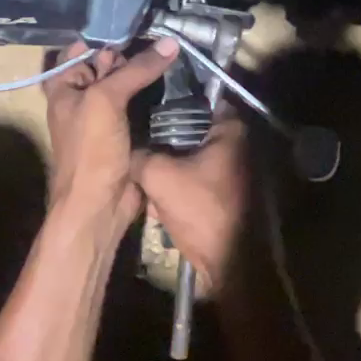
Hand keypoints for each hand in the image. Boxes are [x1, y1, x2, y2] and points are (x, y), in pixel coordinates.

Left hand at [40, 38, 177, 224]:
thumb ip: (136, 69)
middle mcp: (82, 96)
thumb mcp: (107, 100)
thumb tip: (171, 43)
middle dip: (135, 51)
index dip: (109, 34)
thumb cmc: (90, 149)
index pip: (84, 47)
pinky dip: (156, 94)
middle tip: (167, 33)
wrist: (98, 206)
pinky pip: (141, 104)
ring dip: (148, 73)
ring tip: (178, 50)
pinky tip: (178, 78)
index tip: (141, 20)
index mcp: (64, 85)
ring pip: (128, 84)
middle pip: (109, 64)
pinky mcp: (127, 130)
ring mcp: (105, 114)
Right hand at [133, 108, 250, 295]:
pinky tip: (154, 193)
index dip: (172, 97)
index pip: (201, 97)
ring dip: (169, 161)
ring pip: (191, 154)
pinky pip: (195, 176)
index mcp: (229, 130)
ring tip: (140, 164)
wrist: (230, 263)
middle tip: (138, 134)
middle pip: (193, 126)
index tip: (147, 101)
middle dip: (165, 133)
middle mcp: (236, 145)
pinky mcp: (224, 193)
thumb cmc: (201, 209)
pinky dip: (178, 181)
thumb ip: (139, 154)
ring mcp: (233, 171)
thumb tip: (124, 147)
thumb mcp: (158, 176)